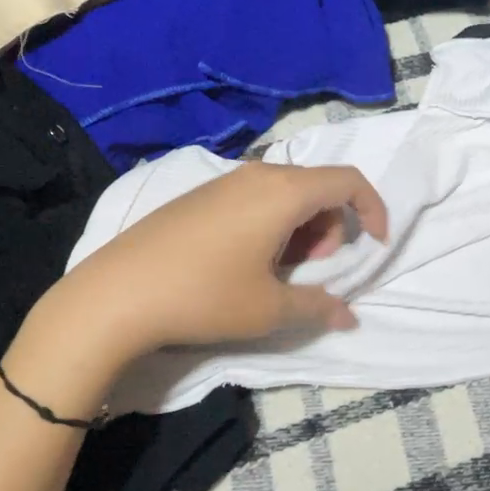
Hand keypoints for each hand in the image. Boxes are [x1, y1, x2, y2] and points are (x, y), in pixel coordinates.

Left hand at [40, 163, 388, 374]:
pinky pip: (257, 196)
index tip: (375, 245)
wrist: (114, 294)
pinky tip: (243, 262)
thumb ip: (318, 307)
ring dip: (301, 227)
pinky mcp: (202, 193)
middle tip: (311, 271)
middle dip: (332, 226)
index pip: (348, 181)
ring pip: (287, 192)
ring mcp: (227, 180)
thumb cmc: (203, 296)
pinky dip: (272, 222)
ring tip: (276, 271)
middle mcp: (260, 174)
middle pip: (318, 186)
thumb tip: (349, 316)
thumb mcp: (268, 310)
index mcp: (285, 192)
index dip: (373, 209)